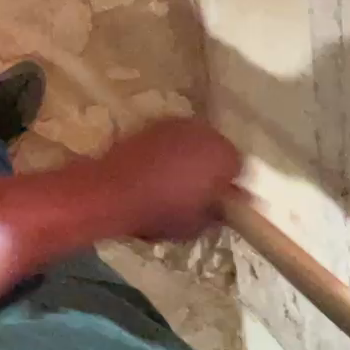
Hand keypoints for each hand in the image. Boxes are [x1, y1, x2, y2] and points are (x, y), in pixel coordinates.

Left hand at [92, 118, 241, 241]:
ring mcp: (177, 124)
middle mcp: (206, 132)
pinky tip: (155, 170)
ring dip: (190, 157)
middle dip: (210, 168)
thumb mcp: (196, 225)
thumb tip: (227, 205)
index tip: (215, 203)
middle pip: (217, 150)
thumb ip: (219, 213)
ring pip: (194, 142)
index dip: (227, 188)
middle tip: (195, 192)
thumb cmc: (159, 210)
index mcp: (224, 155)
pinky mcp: (152, 124)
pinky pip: (171, 140)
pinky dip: (168, 151)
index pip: (239, 170)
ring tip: (172, 181)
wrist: (110, 190)